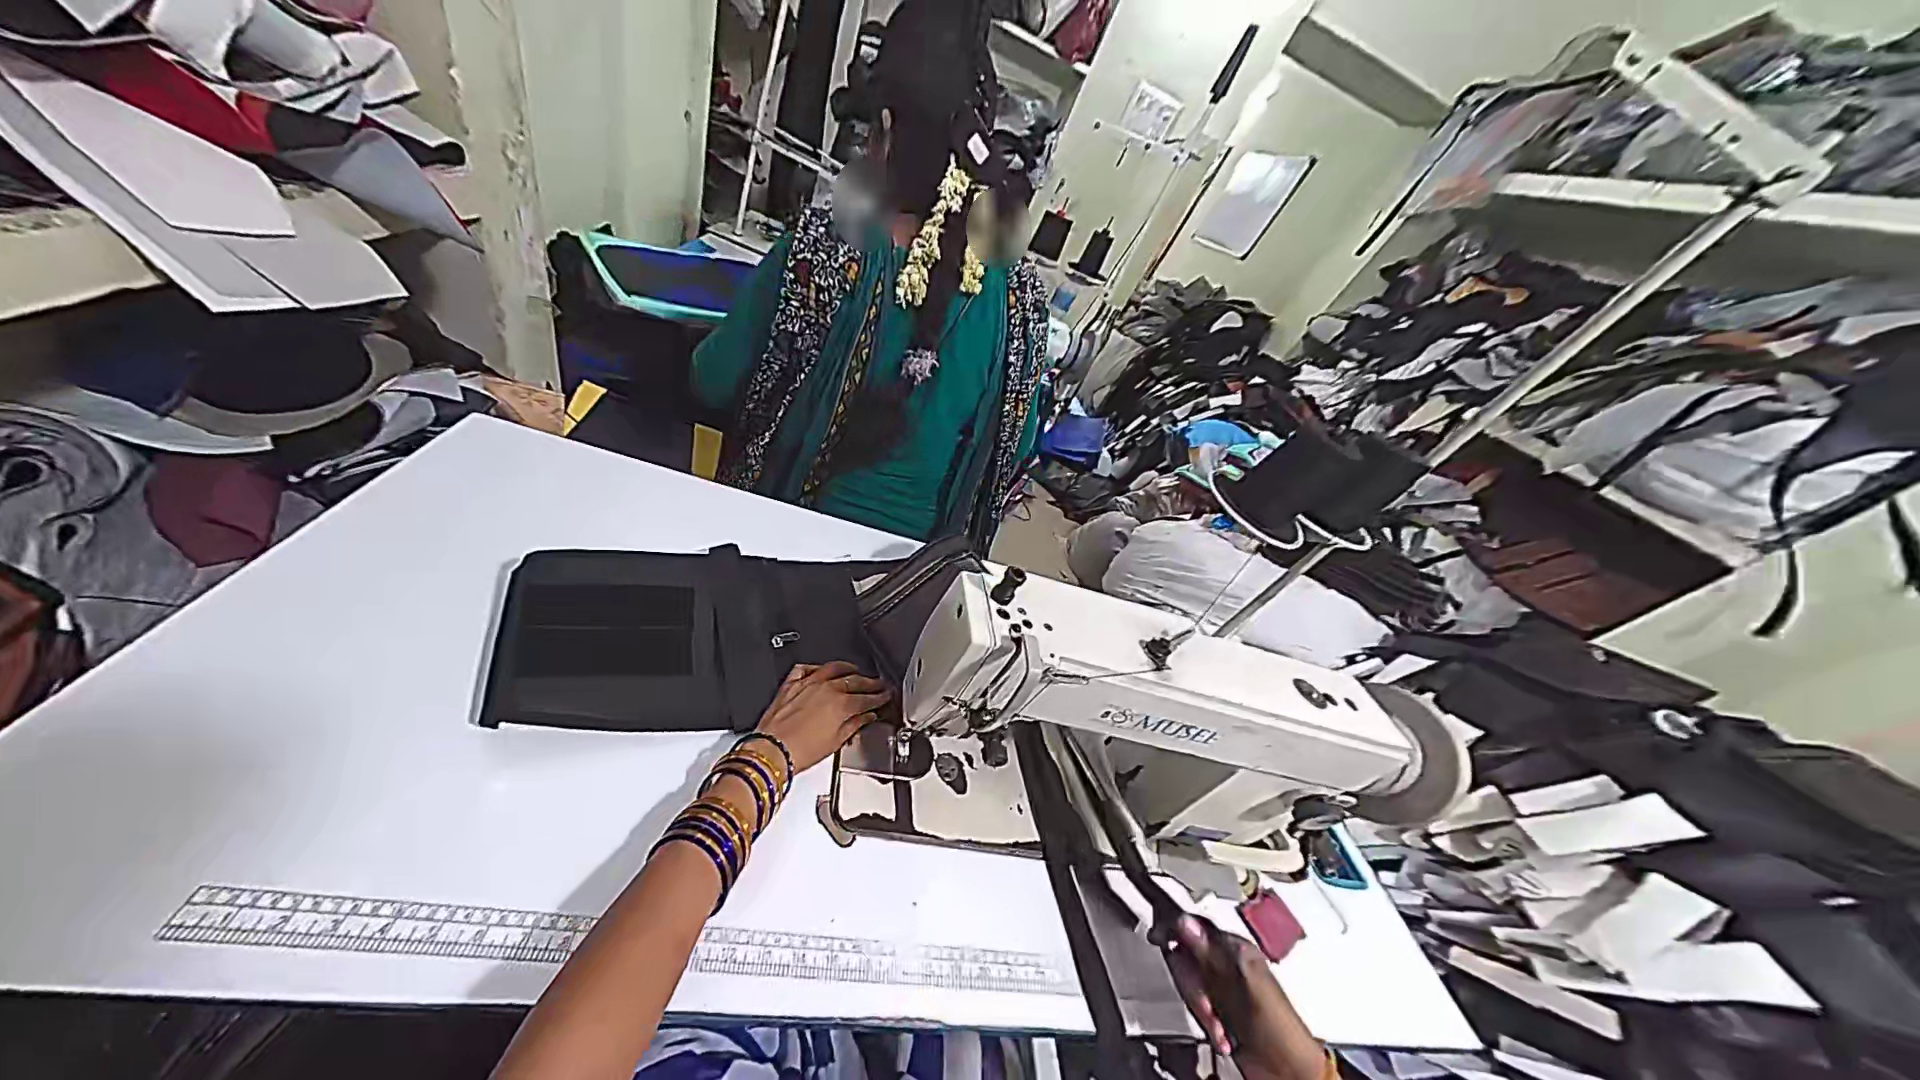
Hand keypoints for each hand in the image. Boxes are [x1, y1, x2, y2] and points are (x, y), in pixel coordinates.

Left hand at [755, 662, 892, 774]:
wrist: (772, 751)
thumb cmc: (800, 751)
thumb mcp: (836, 742)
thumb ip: (854, 725)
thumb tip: (865, 718)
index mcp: (842, 704)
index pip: (868, 697)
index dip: (880, 696)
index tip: (886, 695)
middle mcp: (826, 689)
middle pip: (855, 680)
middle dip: (870, 682)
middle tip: (878, 684)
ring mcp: (808, 683)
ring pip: (833, 668)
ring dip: (848, 668)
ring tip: (855, 670)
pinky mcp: (791, 684)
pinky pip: (805, 668)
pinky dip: (815, 668)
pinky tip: (820, 670)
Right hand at [1165, 916, 1326, 1079]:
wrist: (1290, 1074)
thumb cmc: (1279, 1029)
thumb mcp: (1245, 984)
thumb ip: (1212, 952)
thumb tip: (1184, 921)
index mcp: (1235, 948)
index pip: (1193, 927)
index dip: (1175, 932)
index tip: (1158, 937)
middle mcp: (1225, 963)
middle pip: (1185, 957)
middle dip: (1192, 986)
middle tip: (1208, 1005)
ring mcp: (1220, 987)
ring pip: (1187, 983)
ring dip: (1200, 1008)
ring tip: (1219, 1026)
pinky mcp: (1217, 1010)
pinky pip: (1194, 1006)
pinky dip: (1204, 1022)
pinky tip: (1221, 1034)